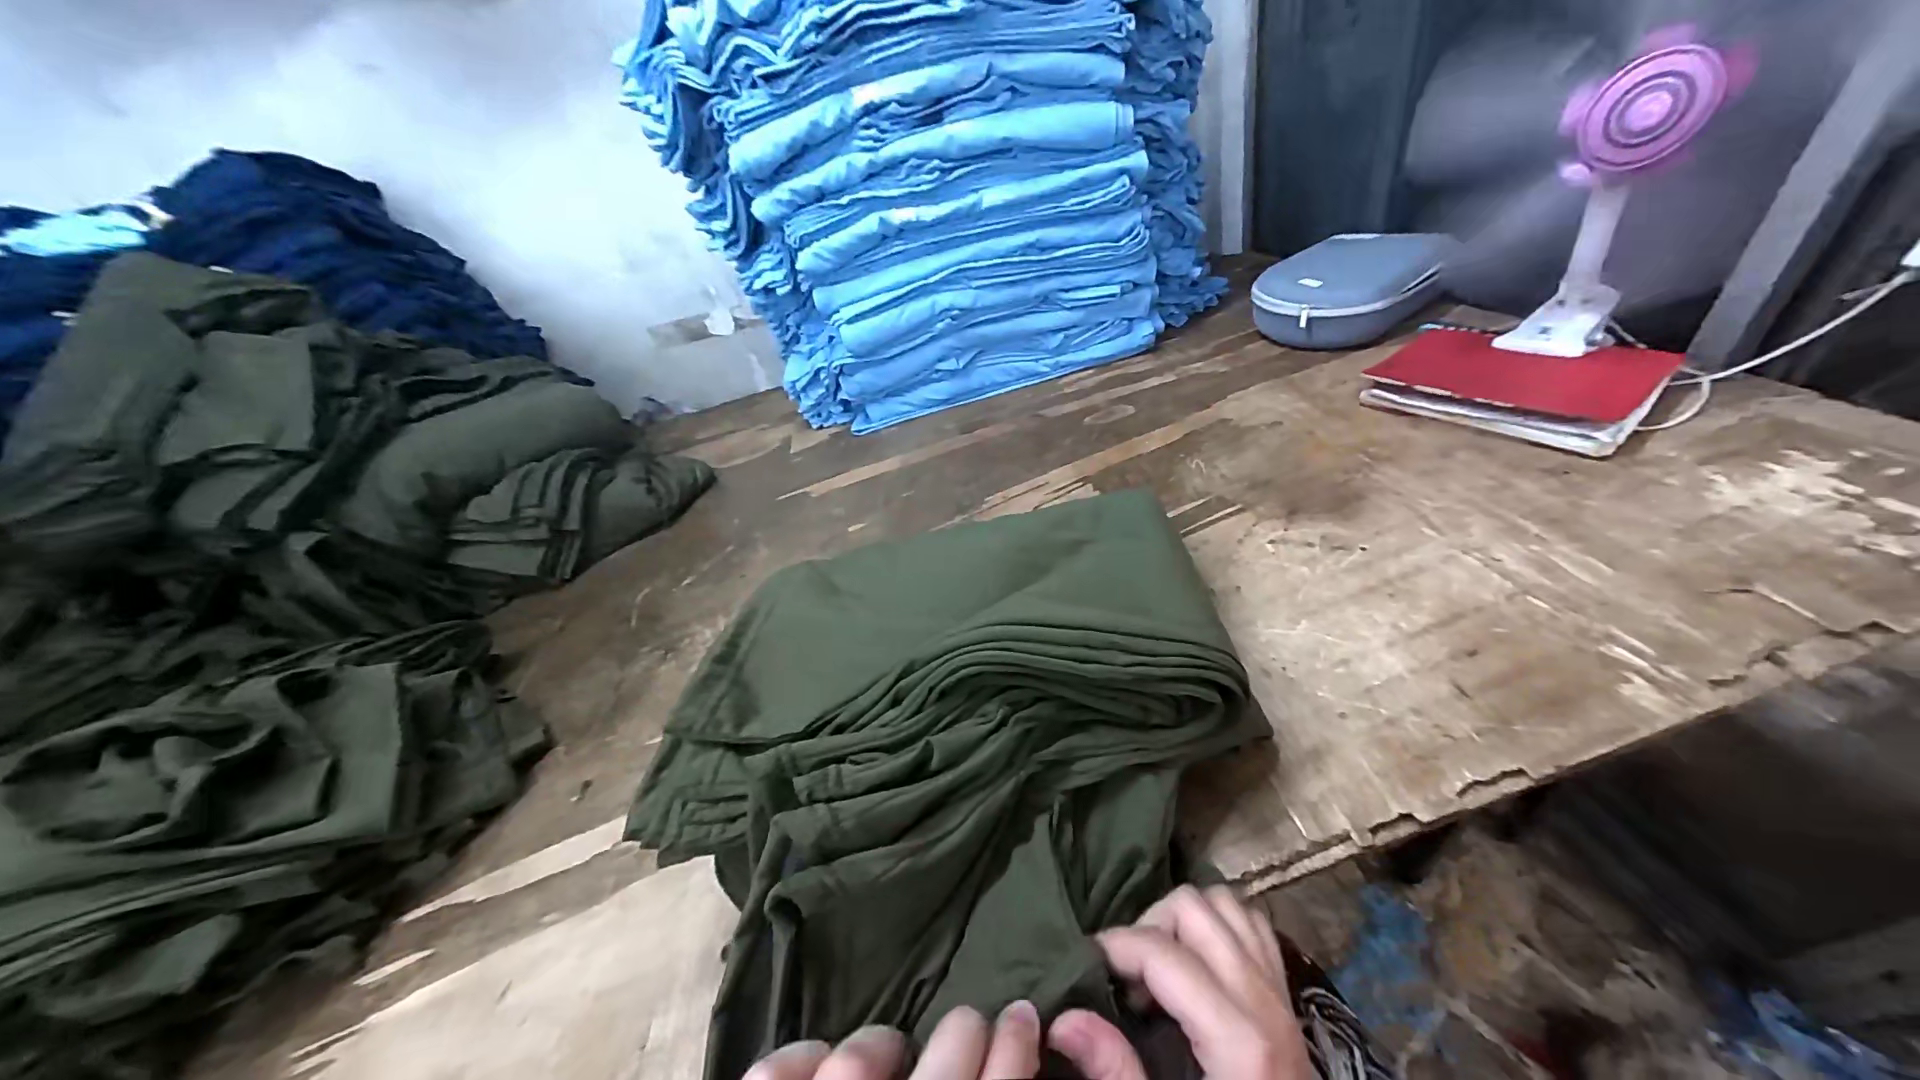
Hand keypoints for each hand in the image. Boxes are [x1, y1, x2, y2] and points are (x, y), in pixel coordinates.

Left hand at [745, 1000, 1041, 1079]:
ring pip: (857, 1065)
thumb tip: (1002, 1055)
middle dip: (965, 1034)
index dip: (1016, 1050)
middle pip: (942, 1072)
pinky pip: (772, 1075)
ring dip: (882, 1046)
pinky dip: (791, 1060)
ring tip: (892, 1049)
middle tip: (971, 1021)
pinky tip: (815, 1056)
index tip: (1027, 1015)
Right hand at [1047, 885, 1313, 1079]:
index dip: (1113, 946)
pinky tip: (1197, 960)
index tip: (1086, 965)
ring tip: (1161, 964)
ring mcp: (1281, 994)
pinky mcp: (1288, 996)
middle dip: (1148, 926)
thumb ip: (1116, 1070)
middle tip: (1126, 972)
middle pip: (1193, 908)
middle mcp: (1263, 1001)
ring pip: (1226, 904)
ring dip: (1185, 919)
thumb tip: (1062, 1019)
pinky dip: (1219, 924)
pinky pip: (1253, 924)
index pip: (1161, 951)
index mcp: (1238, 1039)